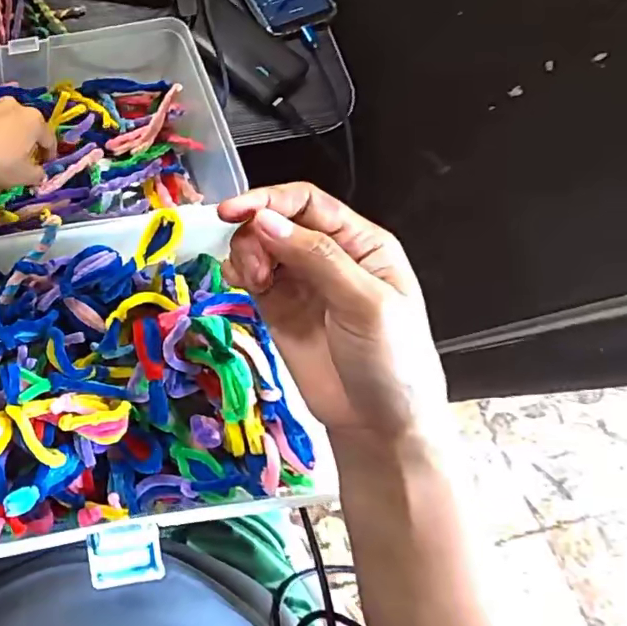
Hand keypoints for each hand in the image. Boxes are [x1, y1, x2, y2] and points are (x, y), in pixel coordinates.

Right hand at [219, 183, 447, 449]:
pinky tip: (242, 284)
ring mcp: (299, 281)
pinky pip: (248, 273)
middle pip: (275, 221)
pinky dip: (237, 272)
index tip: (234, 211)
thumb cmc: (392, 364)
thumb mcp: (365, 304)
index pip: (307, 203)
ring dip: (244, 254)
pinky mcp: (276, 305)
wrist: (377, 424)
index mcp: (361, 244)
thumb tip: (265, 221)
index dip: (269, 200)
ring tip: (253, 281)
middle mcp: (327, 255)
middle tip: (253, 266)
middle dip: (254, 234)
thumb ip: (317, 258)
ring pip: (257, 245)